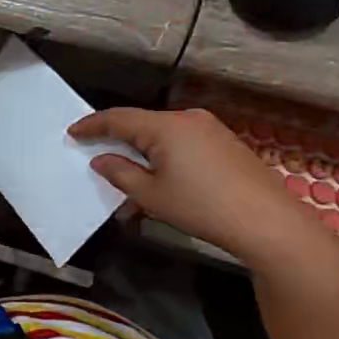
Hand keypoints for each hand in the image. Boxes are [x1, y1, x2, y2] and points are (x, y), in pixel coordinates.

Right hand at [68, 107, 313, 262]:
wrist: (266, 221)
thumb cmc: (201, 207)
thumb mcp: (151, 195)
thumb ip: (121, 173)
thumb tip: (102, 159)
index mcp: (165, 126)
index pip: (118, 118)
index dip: (92, 125)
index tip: (72, 132)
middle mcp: (188, 118)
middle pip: (142, 123)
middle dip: (117, 137)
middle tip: (94, 150)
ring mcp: (210, 128)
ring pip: (163, 133)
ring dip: (141, 148)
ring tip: (126, 169)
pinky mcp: (225, 142)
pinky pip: (182, 141)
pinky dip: (163, 153)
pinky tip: (159, 174)